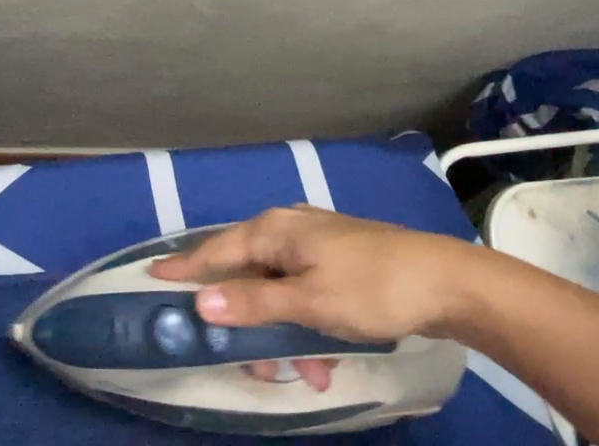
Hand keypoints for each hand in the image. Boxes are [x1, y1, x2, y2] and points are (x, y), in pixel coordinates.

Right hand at [147, 206, 480, 342]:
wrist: (447, 281)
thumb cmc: (371, 288)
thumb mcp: (309, 302)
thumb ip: (254, 304)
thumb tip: (201, 301)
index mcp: (273, 231)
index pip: (215, 250)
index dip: (184, 268)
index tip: (151, 277)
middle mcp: (287, 229)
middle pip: (245, 275)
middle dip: (247, 322)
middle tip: (255, 363)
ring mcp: (313, 243)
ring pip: (276, 290)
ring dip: (282, 332)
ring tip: (308, 370)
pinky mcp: (336, 259)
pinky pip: (301, 292)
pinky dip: (304, 323)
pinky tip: (325, 357)